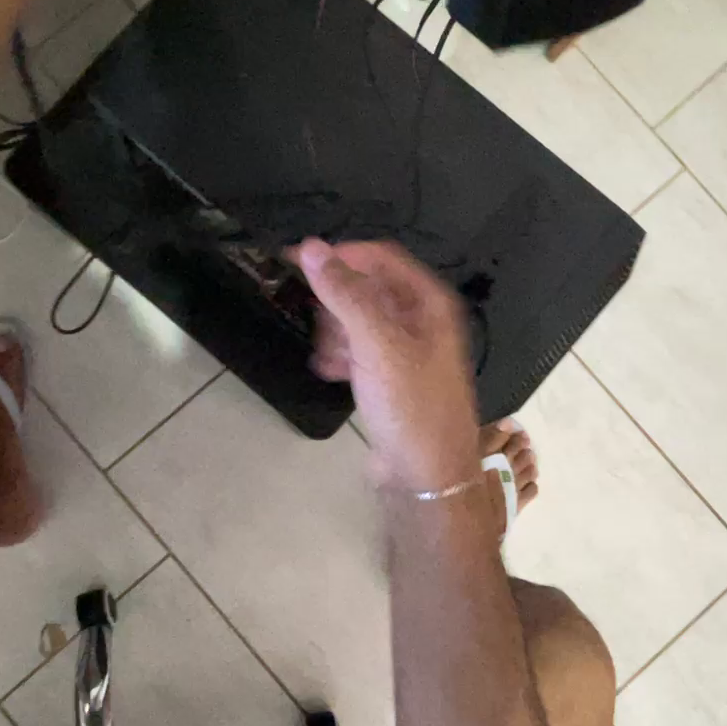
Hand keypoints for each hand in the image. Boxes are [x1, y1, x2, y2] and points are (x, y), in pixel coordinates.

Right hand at [293, 239, 480, 492]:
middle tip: (314, 321)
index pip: (381, 258)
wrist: (426, 478)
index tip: (298, 260)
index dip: (341, 254)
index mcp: (429, 303)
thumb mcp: (377, 346)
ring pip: (360, 322)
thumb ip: (345, 295)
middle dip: (336, 302)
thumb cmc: (411, 407)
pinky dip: (342, 355)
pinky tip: (330, 372)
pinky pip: (360, 351)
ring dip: (335, 331)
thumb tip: (311, 247)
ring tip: (324, 355)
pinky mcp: (392, 379)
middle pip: (368, 288)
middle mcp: (421, 321)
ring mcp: (407, 351)